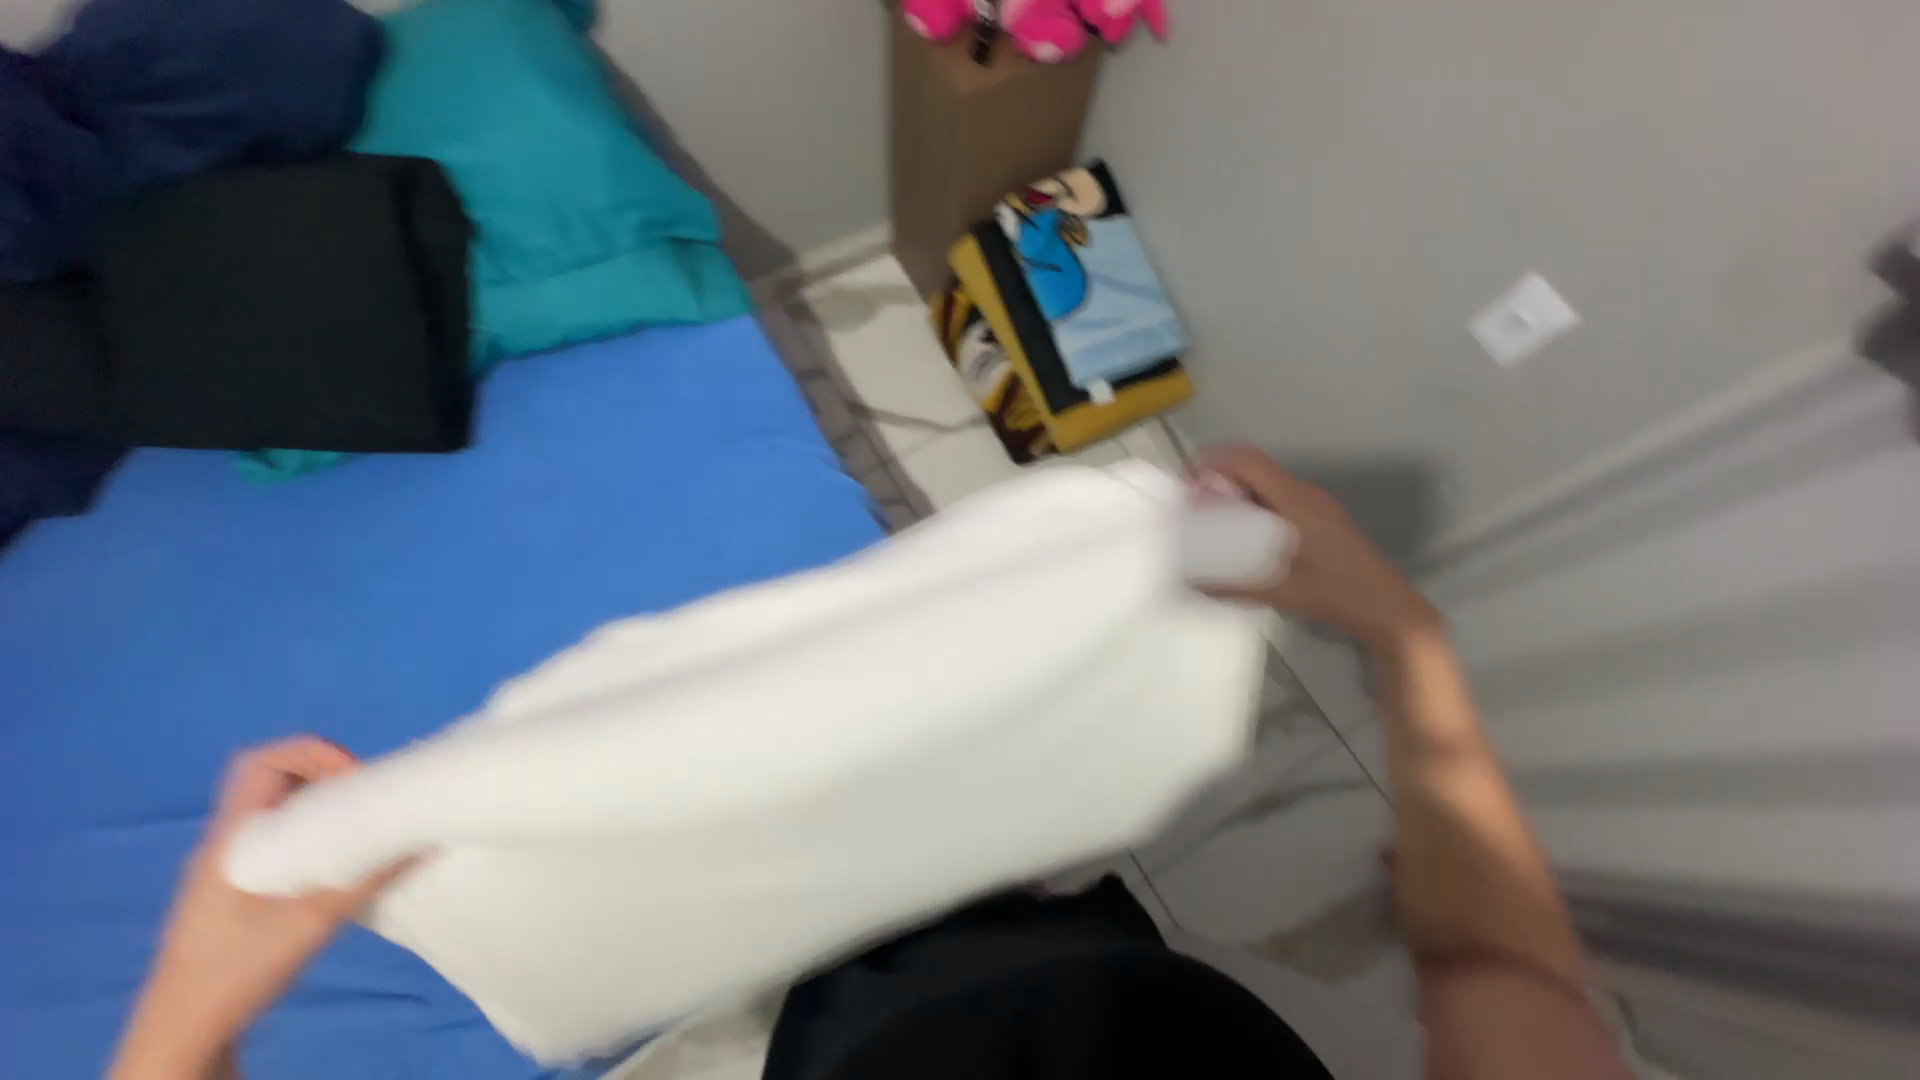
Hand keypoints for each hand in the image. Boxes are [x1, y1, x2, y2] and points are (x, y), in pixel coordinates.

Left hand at [109, 738, 418, 1079]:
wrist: (183, 1030)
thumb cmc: (238, 969)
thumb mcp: (311, 922)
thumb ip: (369, 878)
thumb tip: (428, 841)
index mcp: (232, 837)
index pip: (261, 762)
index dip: (312, 755)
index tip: (354, 779)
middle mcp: (228, 840)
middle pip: (276, 779)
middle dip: (329, 777)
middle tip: (370, 799)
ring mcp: (230, 862)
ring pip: (281, 807)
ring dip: (325, 806)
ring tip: (364, 827)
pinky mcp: (238, 884)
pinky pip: (281, 835)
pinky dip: (316, 831)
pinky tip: (341, 860)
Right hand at [1193, 444, 1441, 652]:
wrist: (1386, 607)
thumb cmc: (1334, 591)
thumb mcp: (1276, 591)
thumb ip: (1229, 586)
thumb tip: (1188, 582)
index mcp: (1294, 500)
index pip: (1247, 460)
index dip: (1212, 464)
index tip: (1188, 486)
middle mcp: (1305, 493)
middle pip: (1253, 470)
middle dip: (1219, 482)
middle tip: (1195, 508)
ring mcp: (1316, 505)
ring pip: (1266, 486)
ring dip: (1237, 496)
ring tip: (1215, 525)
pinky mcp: (1321, 520)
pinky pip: (1279, 501)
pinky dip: (1255, 509)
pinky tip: (1246, 539)